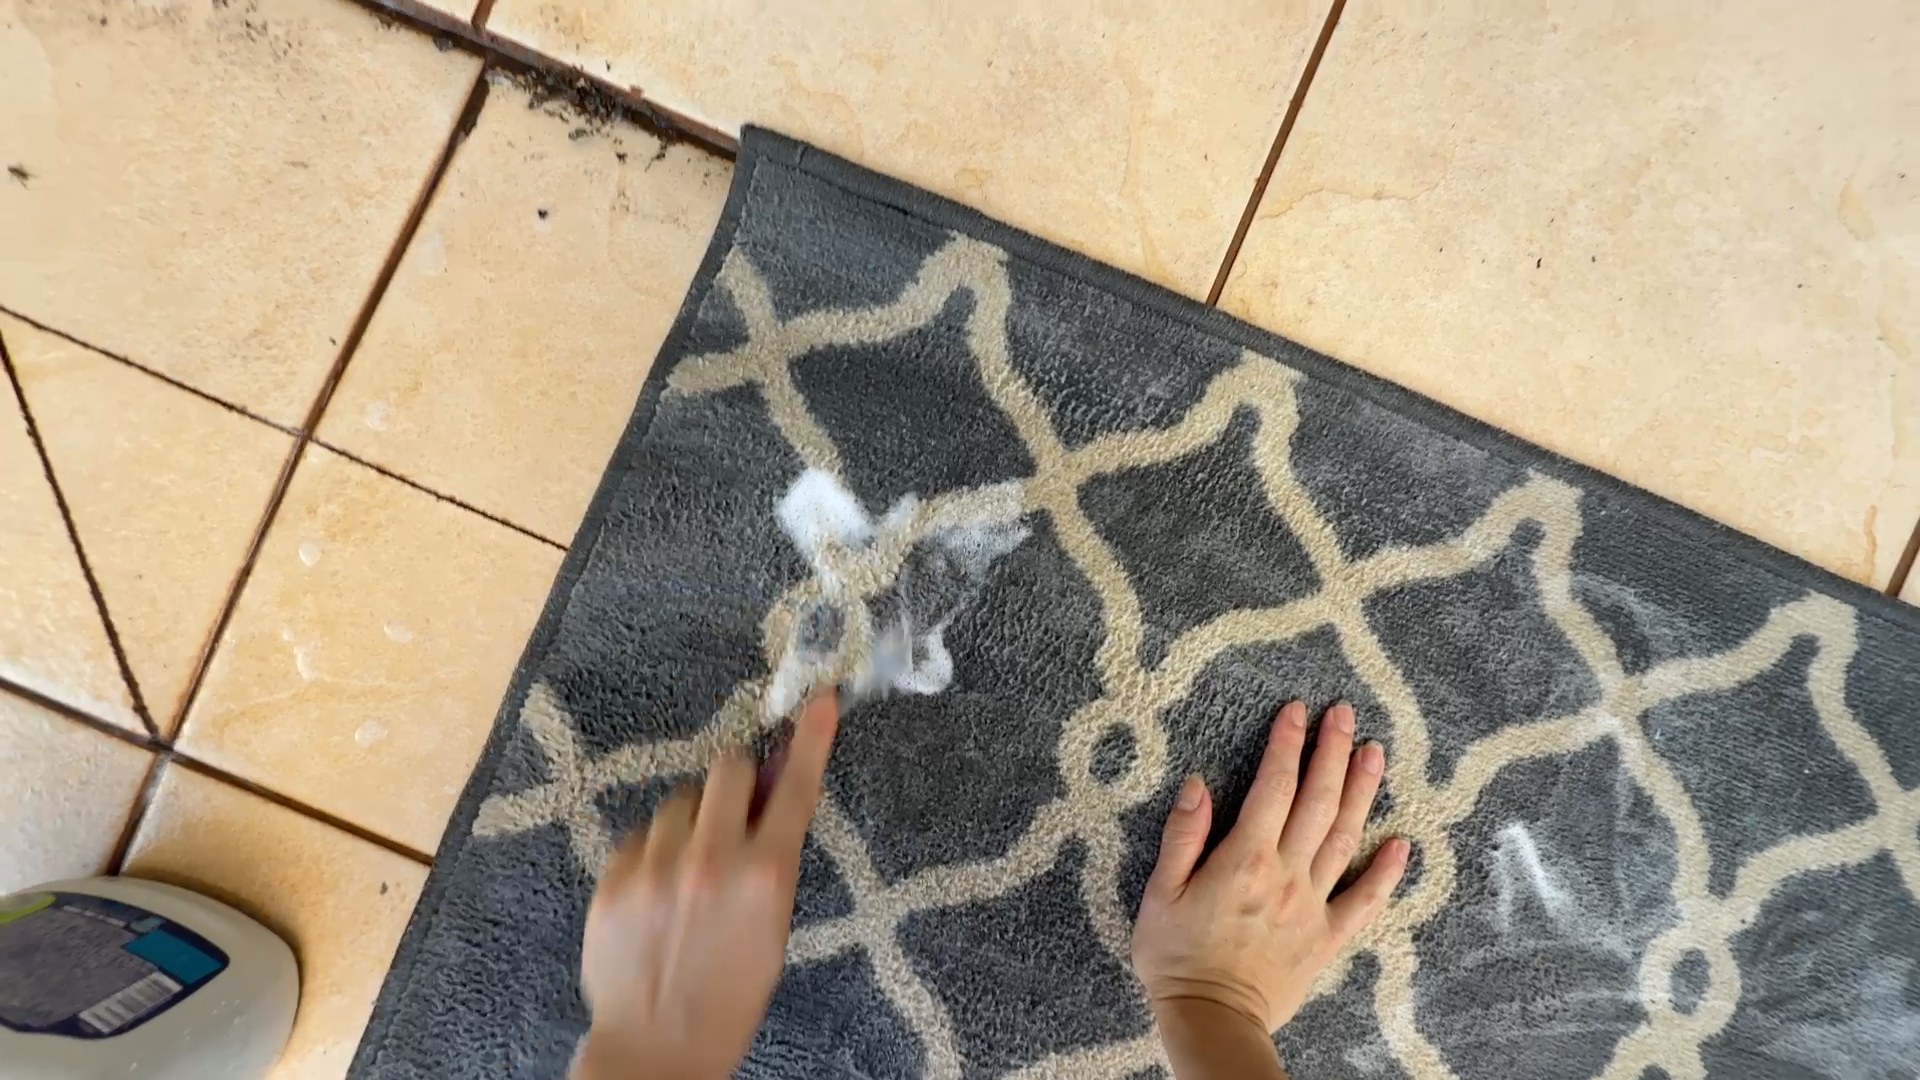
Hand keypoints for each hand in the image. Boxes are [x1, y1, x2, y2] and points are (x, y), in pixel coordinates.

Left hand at [572, 691, 839, 1079]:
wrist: (656, 1051)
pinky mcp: (614, 880)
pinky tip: (654, 891)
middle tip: (729, 811)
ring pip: (679, 799)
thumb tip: (771, 791)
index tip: (821, 698)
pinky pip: (640, 833)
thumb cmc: (733, 989)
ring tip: (683, 868)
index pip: (797, 787)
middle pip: (726, 766)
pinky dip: (652, 850)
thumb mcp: (774, 921)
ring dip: (689, 820)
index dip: (812, 738)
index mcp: (766, 874)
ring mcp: (658, 867)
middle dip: (733, 781)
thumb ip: (773, 852)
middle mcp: (712, 860)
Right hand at [1131, 701, 1409, 1074]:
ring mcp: (1314, 906)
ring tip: (1375, 752)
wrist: (1211, 1021)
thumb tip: (1199, 783)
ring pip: (1345, 838)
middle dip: (1332, 752)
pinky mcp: (1328, 937)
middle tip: (1345, 714)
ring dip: (1362, 792)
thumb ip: (1183, 834)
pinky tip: (1403, 844)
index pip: (1274, 786)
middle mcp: (1287, 874)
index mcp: (1245, 858)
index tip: (1297, 709)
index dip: (1287, 744)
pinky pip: (1365, 901)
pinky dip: (1387, 872)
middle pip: (1318, 802)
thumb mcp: (1160, 890)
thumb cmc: (1175, 953)